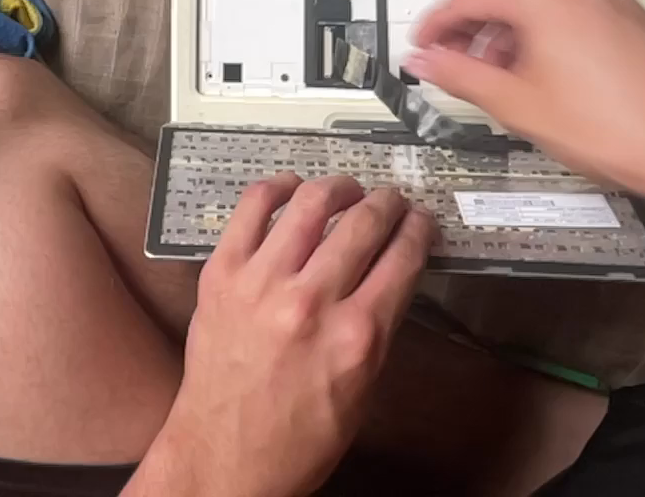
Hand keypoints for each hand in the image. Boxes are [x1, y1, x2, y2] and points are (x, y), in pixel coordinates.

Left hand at [137, 176, 436, 496]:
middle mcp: (311, 301)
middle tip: (391, 199)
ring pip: (311, 203)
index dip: (418, 229)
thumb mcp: (362, 390)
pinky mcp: (222, 270)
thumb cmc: (300, 436)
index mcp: (357, 338)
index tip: (422, 218)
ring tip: (348, 190)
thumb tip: (391, 267)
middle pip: (363, 224)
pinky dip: (278, 187)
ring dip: (339, 187)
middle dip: (387, 203)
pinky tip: (293, 188)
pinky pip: (252, 206)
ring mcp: (261, 280)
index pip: (402, 259)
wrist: (223, 456)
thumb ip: (377, 325)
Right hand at [402, 0, 644, 220]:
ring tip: (496, 80)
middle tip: (450, 65)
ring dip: (505, 39)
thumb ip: (458, 76)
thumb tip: (424, 60)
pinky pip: (566, 15)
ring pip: (534, 7)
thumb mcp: (517, 105)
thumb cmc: (628, 128)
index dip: (434, 26)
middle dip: (470, 34)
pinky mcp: (629, 16)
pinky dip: (540, 40)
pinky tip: (540, 78)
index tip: (421, 47)